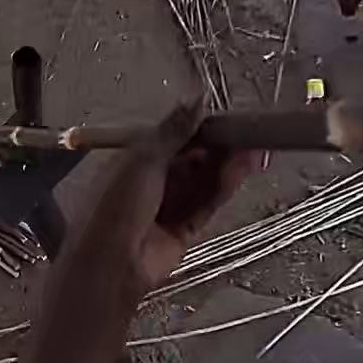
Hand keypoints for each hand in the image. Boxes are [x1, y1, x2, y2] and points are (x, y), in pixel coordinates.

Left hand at [59, 103, 253, 301]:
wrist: (110, 262)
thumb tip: (195, 100)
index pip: (172, 141)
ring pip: (201, 184)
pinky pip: (204, 206)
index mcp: (133, 161)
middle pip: (191, 162)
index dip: (199, 131)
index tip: (226, 122)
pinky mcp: (182, 231)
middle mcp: (150, 184)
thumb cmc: (116, 204)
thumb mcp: (143, 159)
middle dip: (219, 150)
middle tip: (248, 137)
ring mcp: (166, 209)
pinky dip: (222, 190)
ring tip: (252, 153)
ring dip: (225, 168)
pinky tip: (239, 173)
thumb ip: (174, 131)